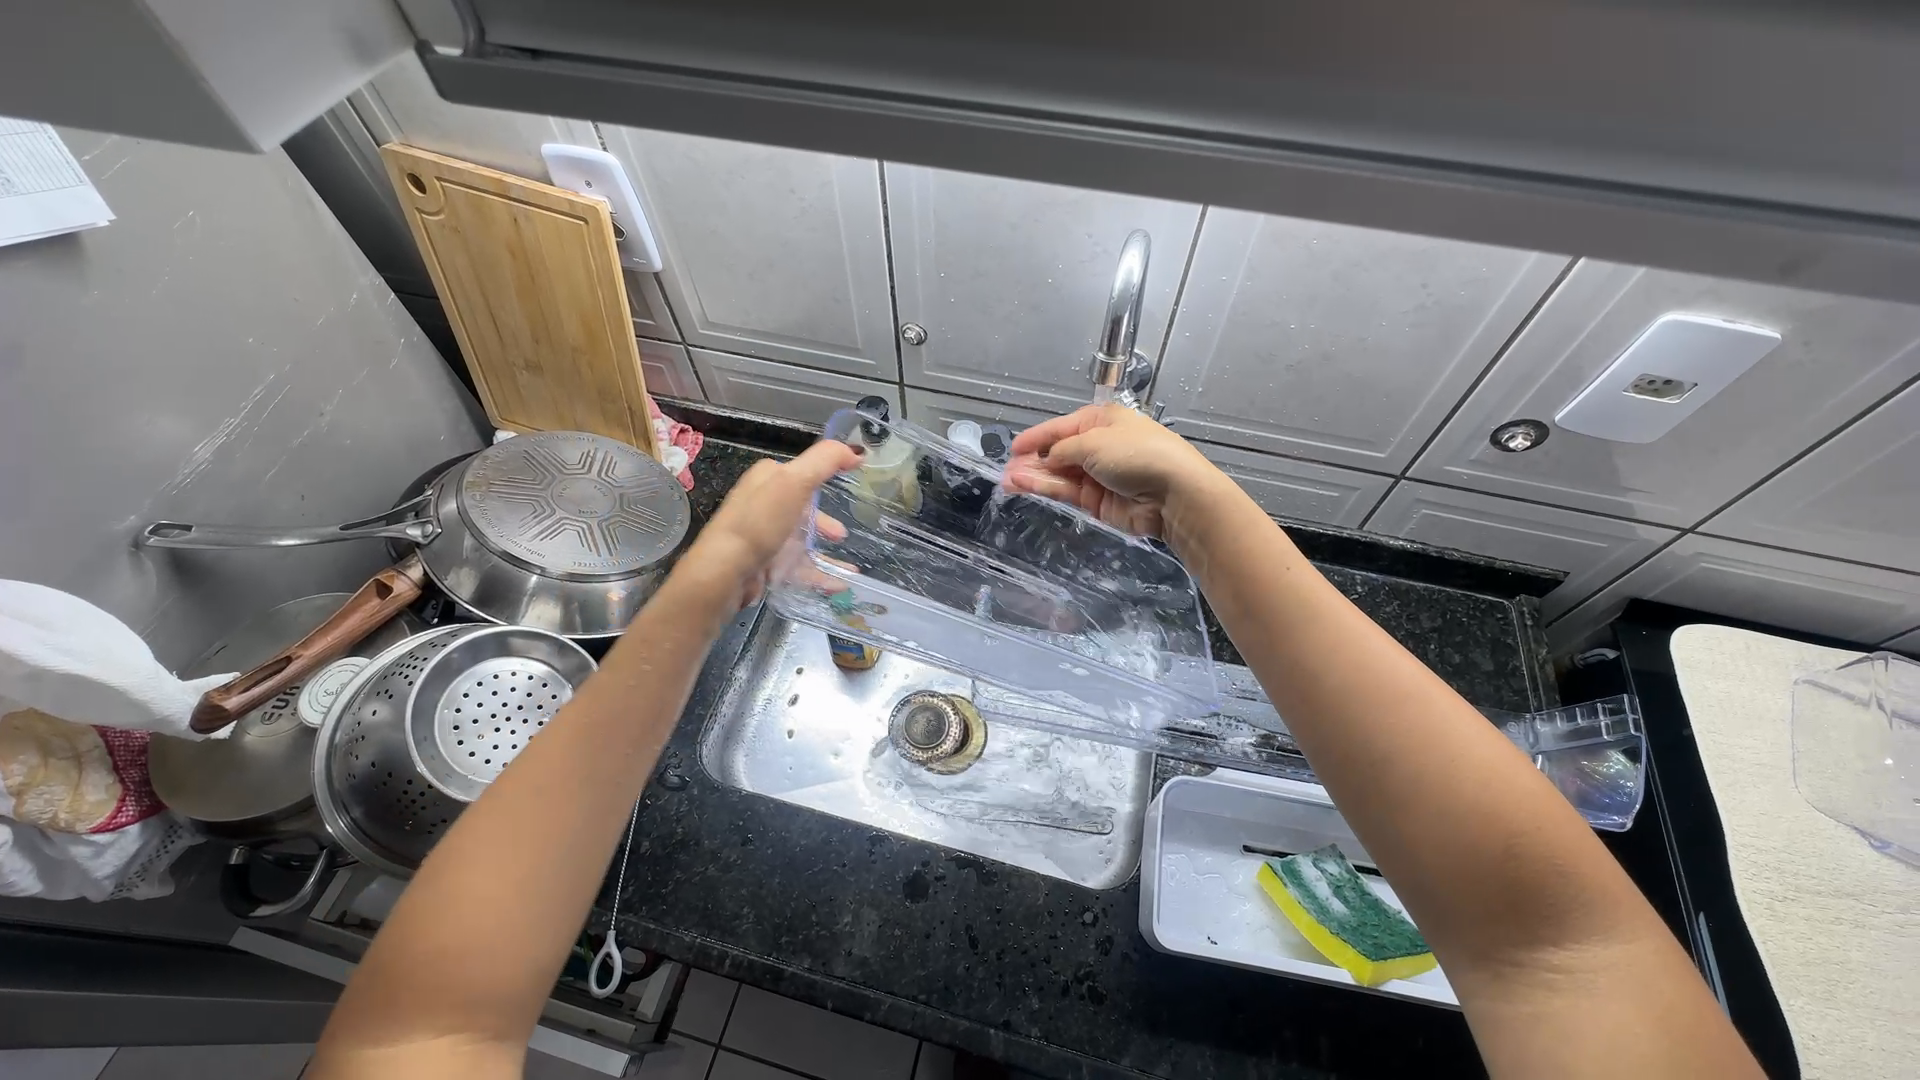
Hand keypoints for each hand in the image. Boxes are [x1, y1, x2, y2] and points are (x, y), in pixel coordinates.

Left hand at [674, 440, 862, 609]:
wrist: (726, 571)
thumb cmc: (759, 523)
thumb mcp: (795, 481)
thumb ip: (825, 461)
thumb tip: (856, 450)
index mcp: (769, 478)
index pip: (802, 472)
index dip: (827, 477)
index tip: (851, 485)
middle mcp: (764, 504)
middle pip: (804, 509)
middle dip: (826, 521)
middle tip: (843, 534)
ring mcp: (765, 536)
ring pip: (804, 541)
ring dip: (827, 550)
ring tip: (849, 566)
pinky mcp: (767, 564)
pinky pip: (801, 568)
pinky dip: (822, 575)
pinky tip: (840, 585)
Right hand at [1002, 405, 1219, 537]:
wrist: (1173, 492)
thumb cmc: (1136, 453)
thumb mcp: (1094, 441)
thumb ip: (1063, 450)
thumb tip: (1046, 459)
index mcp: (1101, 421)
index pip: (1061, 428)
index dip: (1036, 437)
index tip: (1013, 447)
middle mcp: (1098, 446)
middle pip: (1058, 453)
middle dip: (1032, 460)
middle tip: (1005, 470)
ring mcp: (1097, 475)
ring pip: (1058, 475)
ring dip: (1034, 476)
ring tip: (1007, 481)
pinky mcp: (1097, 501)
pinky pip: (1066, 492)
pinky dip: (1045, 489)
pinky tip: (1024, 486)